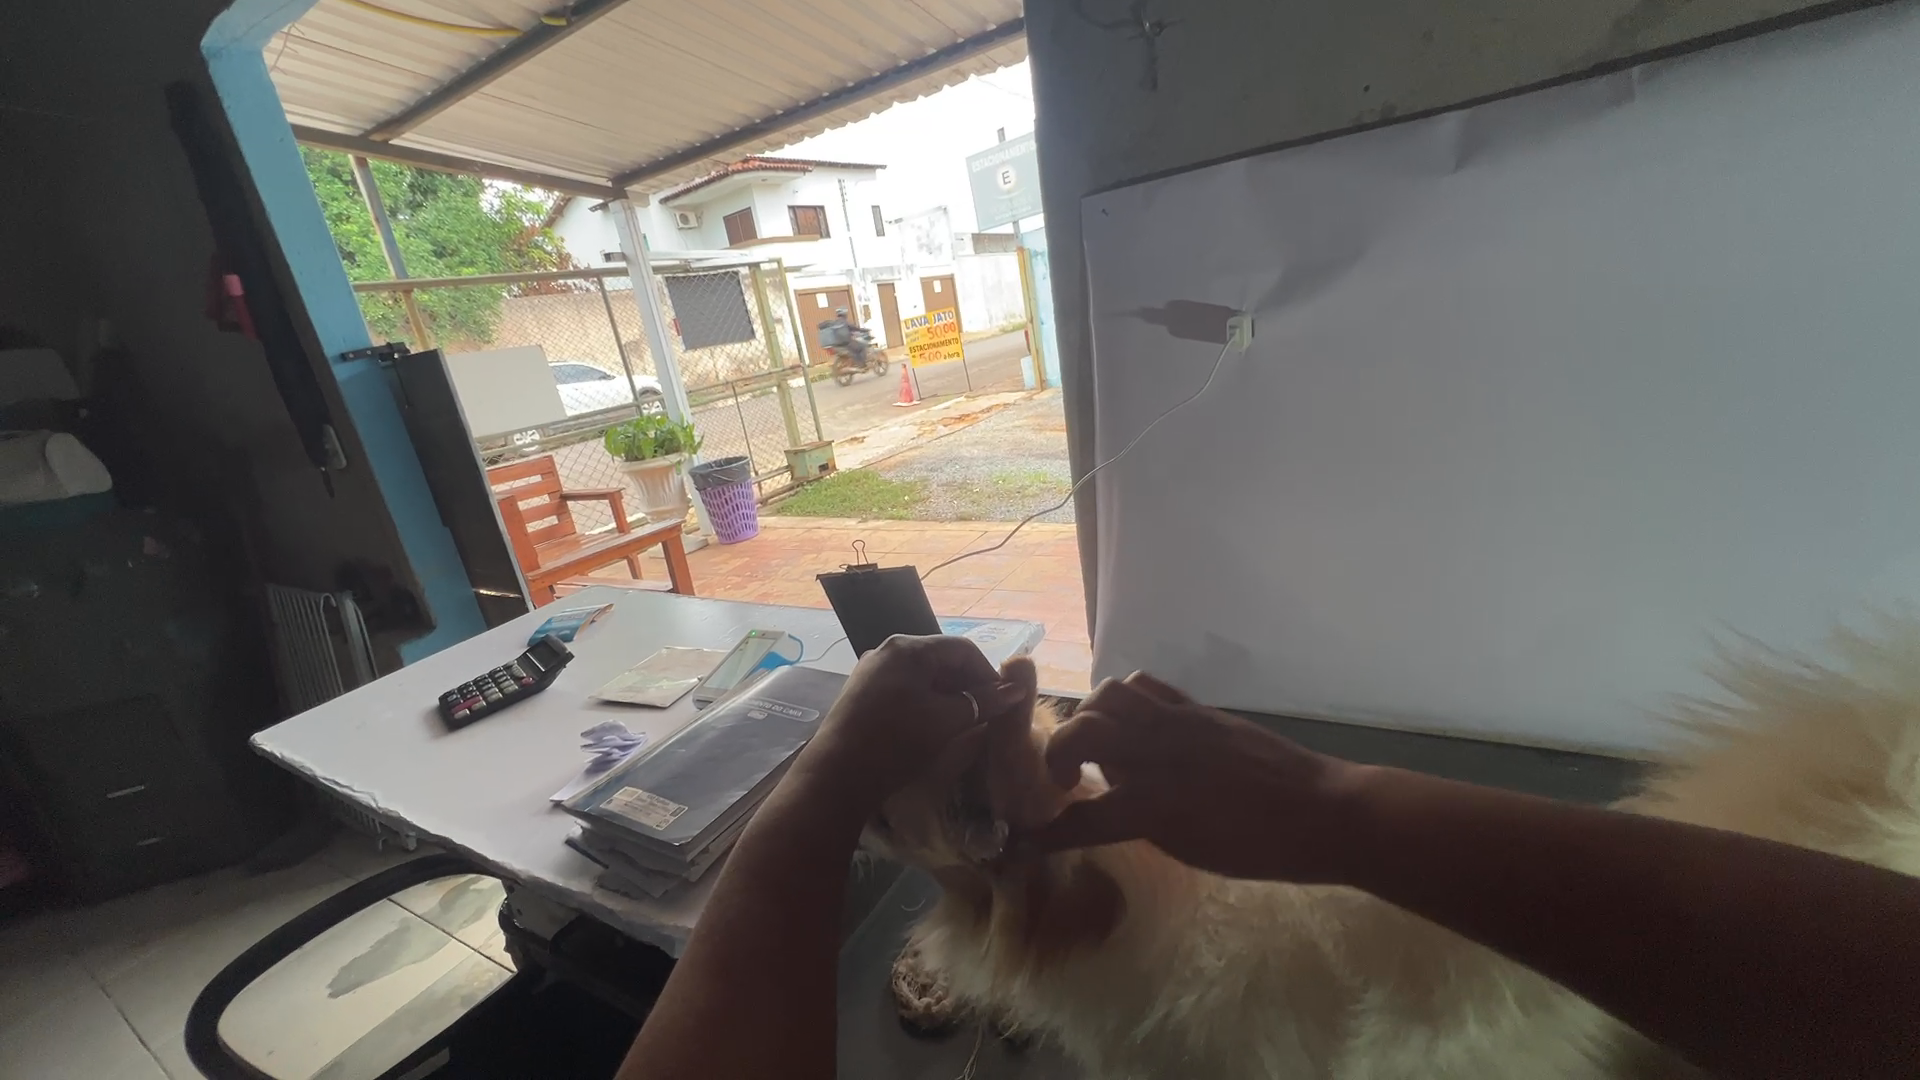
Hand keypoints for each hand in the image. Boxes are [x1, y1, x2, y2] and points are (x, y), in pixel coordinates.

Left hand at [795, 635, 1024, 816]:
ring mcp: (872, 671)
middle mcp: (888, 650)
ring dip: (949, 695)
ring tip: (965, 723)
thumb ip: (984, 702)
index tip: (1005, 701)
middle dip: (968, 684)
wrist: (836, 777)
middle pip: (941, 659)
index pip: (962, 649)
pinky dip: (926, 702)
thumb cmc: (896, 742)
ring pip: (923, 676)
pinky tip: (935, 726)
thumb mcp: (947, 722)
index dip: (988, 673)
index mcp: (908, 648)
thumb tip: (1017, 690)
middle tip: (987, 714)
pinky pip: (905, 688)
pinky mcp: (863, 693)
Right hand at [1013, 672, 1358, 882]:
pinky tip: (1135, 720)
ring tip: (1097, 739)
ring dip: (1089, 715)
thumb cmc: (1258, 848)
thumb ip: (1141, 819)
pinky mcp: (1195, 707)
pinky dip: (1127, 699)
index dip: (1050, 832)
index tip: (1031, 839)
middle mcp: (1154, 755)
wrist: (1320, 812)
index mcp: (1152, 805)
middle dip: (1057, 753)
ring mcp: (1175, 722)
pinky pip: (1146, 685)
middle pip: (1081, 731)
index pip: (1083, 819)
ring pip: (1108, 694)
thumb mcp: (1189, 849)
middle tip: (1067, 777)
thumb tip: (1111, 793)